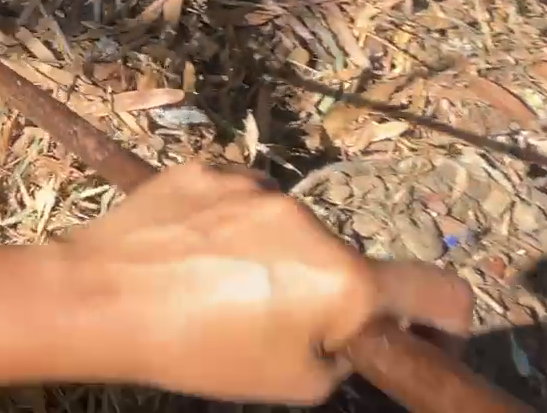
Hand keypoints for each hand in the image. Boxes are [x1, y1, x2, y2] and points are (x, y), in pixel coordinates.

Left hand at [67, 162, 474, 403]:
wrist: (104, 294)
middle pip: (337, 254)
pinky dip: (227, 217)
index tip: (429, 327)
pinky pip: (233, 195)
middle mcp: (301, 216)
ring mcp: (245, 184)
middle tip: (269, 309)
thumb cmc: (201, 348)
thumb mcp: (296, 380)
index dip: (443, 316)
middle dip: (321, 283)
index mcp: (340, 275)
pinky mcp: (199, 167)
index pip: (435, 288)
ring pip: (281, 221)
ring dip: (270, 245)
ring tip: (216, 275)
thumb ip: (341, 346)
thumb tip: (344, 323)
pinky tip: (193, 244)